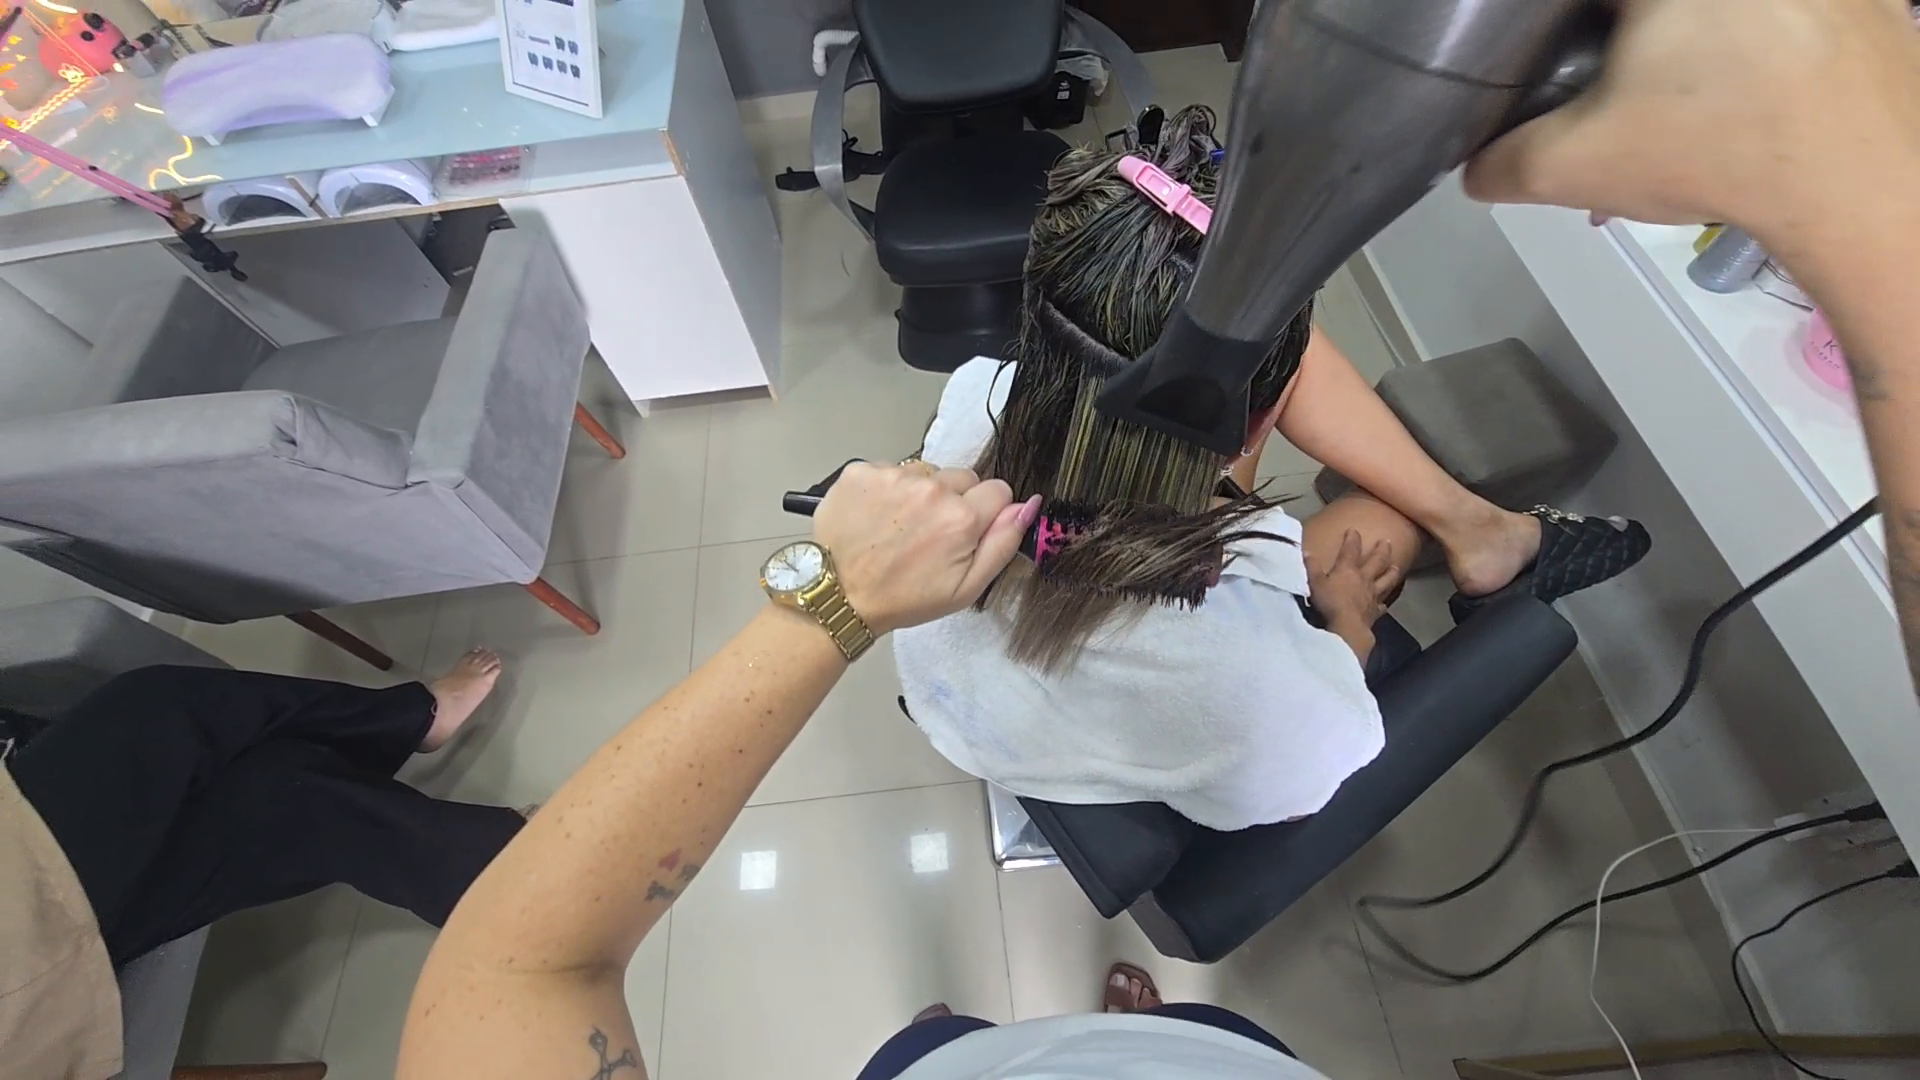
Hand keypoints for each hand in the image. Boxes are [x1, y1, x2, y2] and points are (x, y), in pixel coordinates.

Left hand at [812, 461, 1040, 634]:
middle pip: (962, 478)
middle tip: (929, 534)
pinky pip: (890, 470)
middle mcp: (931, 488)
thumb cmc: (906, 598)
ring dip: (919, 493)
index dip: (985, 513)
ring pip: (926, 472)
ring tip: (899, 527)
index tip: (964, 533)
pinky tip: (875, 517)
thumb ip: (1003, 543)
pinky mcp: (862, 471)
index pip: (998, 490)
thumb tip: (1028, 504)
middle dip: (953, 501)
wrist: (840, 596)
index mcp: (962, 517)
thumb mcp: (966, 588)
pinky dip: (886, 490)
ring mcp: (894, 476)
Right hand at [1307, 530, 1398, 636]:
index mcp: (1348, 570)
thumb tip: (1307, 552)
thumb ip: (1311, 567)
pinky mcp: (1375, 611)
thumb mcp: (1314, 583)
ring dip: (1391, 572)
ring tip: (1396, 566)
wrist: (1347, 626)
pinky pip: (1382, 605)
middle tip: (1387, 541)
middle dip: (1381, 550)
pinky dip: (1384, 602)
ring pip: (1386, 580)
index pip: (1351, 550)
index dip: (1352, 539)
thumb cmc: (1329, 603)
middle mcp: (1364, 579)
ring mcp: (1372, 595)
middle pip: (1377, 561)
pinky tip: (1385, 602)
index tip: (1354, 530)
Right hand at [1465, 0, 1919, 253]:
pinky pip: (1744, 26)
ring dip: (1659, 56)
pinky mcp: (1846, 3)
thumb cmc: (1706, 148)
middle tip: (1583, 100)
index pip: (1562, 9)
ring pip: (1686, 23)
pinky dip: (1714, 59)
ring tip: (1647, 109)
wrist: (1859, 172)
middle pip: (1622, 18)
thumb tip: (1478, 166)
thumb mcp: (1561, 168)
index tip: (1531, 73)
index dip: (1537, 39)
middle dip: (1597, 50)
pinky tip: (1709, 106)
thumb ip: (1495, 165)